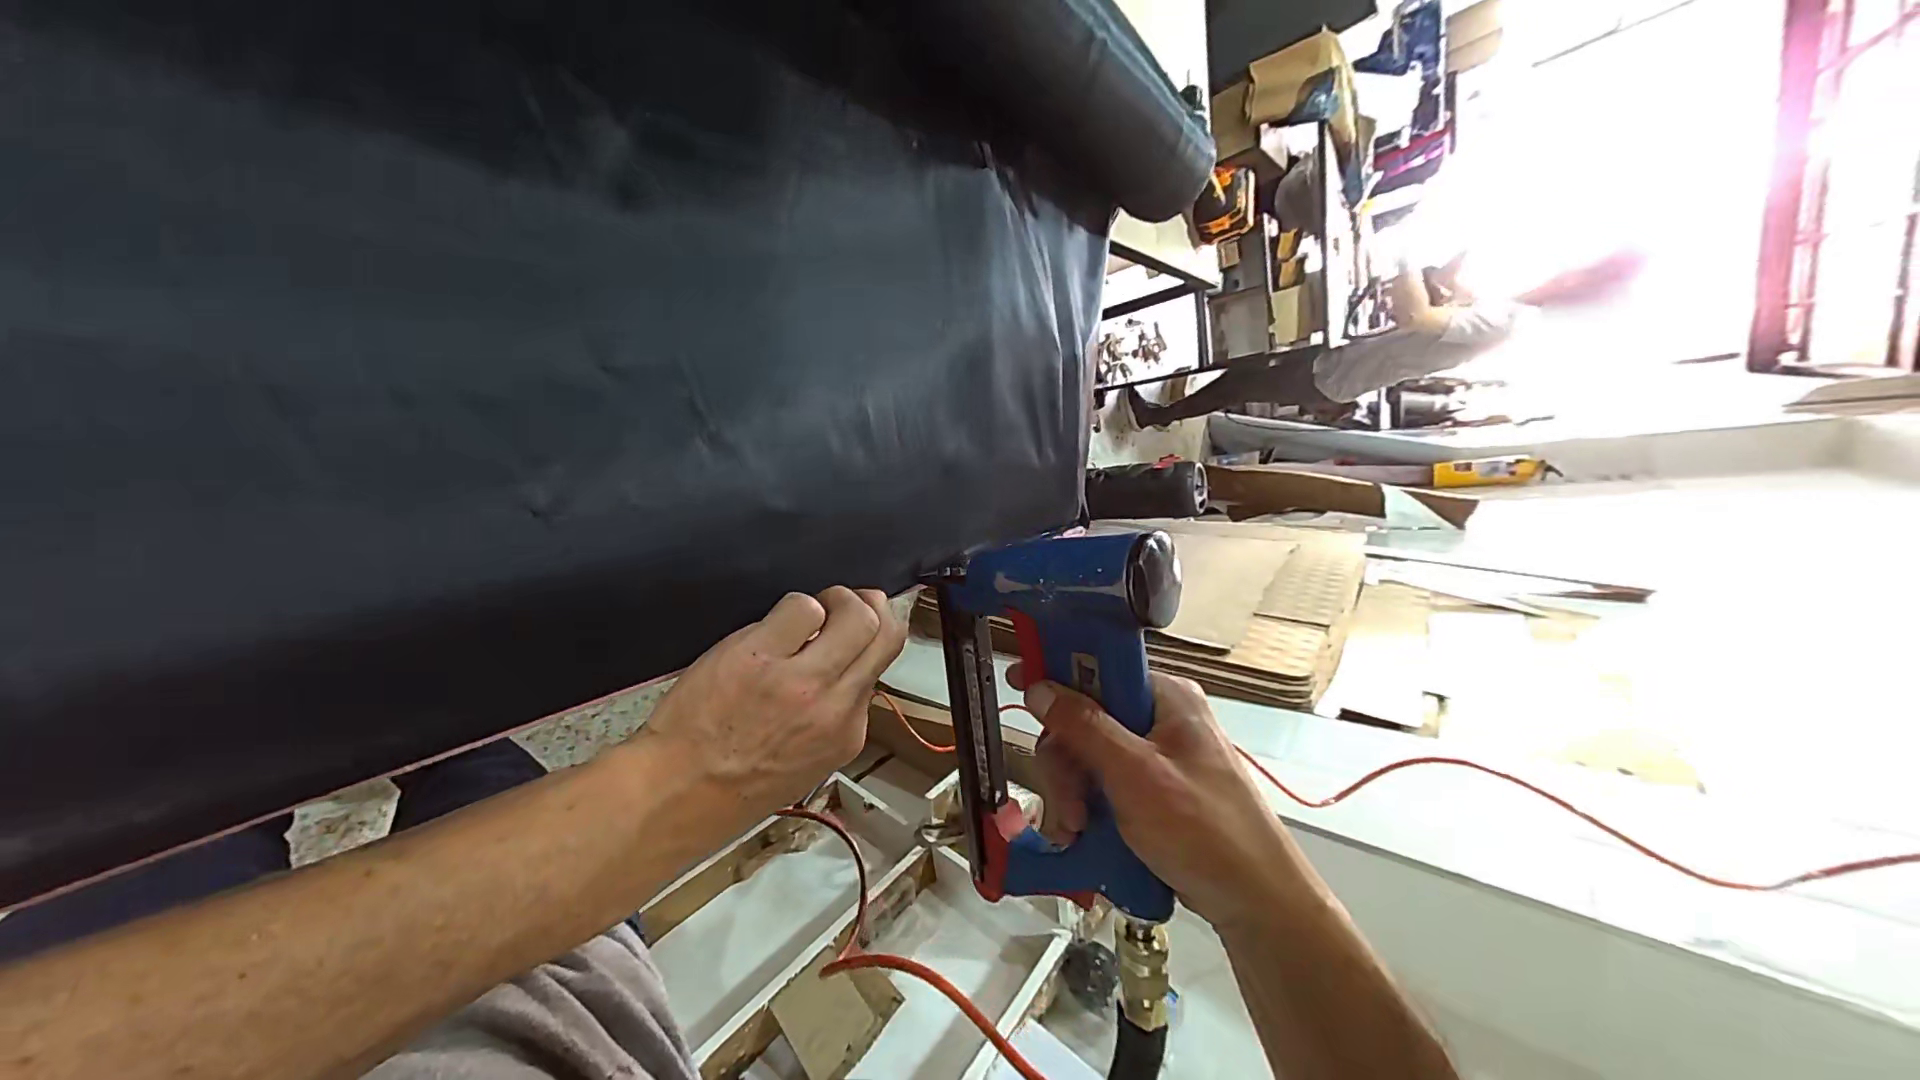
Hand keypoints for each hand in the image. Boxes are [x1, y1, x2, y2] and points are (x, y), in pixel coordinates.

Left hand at [641, 587, 905, 830]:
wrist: (679, 791)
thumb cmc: (734, 780)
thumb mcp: (810, 760)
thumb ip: (837, 712)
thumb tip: (846, 662)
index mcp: (847, 732)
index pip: (884, 662)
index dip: (877, 632)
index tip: (867, 620)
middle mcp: (833, 704)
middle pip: (885, 631)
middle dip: (870, 606)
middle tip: (845, 604)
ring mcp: (799, 679)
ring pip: (854, 613)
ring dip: (835, 600)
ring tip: (809, 612)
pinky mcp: (760, 655)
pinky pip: (801, 606)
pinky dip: (795, 605)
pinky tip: (775, 624)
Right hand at [1014, 666, 1309, 930]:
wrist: (1256, 905)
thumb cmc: (1208, 833)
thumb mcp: (1137, 775)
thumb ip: (1085, 727)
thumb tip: (1041, 688)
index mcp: (1166, 697)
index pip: (1100, 665)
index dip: (1057, 672)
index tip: (1019, 681)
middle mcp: (1159, 718)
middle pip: (1084, 719)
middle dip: (1067, 764)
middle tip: (1070, 805)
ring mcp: (1154, 756)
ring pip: (1086, 756)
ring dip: (1073, 793)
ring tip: (1080, 830)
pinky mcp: (1149, 789)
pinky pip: (1101, 783)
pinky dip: (1088, 807)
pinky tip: (1087, 836)